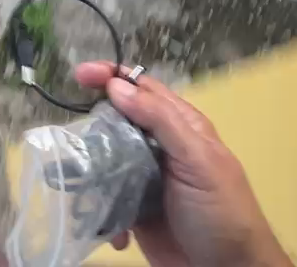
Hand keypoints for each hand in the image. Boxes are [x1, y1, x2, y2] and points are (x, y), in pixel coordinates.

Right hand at [74, 63, 291, 266]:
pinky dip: (99, 203)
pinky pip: (104, 192)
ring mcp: (143, 175)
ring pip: (105, 154)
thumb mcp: (198, 161)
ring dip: (90, 165)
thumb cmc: (222, 214)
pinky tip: (108, 222)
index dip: (110, 75)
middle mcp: (158, 144)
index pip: (141, 87)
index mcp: (179, 125)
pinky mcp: (132, 206)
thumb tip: (115, 85)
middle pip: (116, 117)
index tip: (80, 75)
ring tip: (78, 178)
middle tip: (73, 135)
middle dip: (93, 121)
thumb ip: (160, 120)